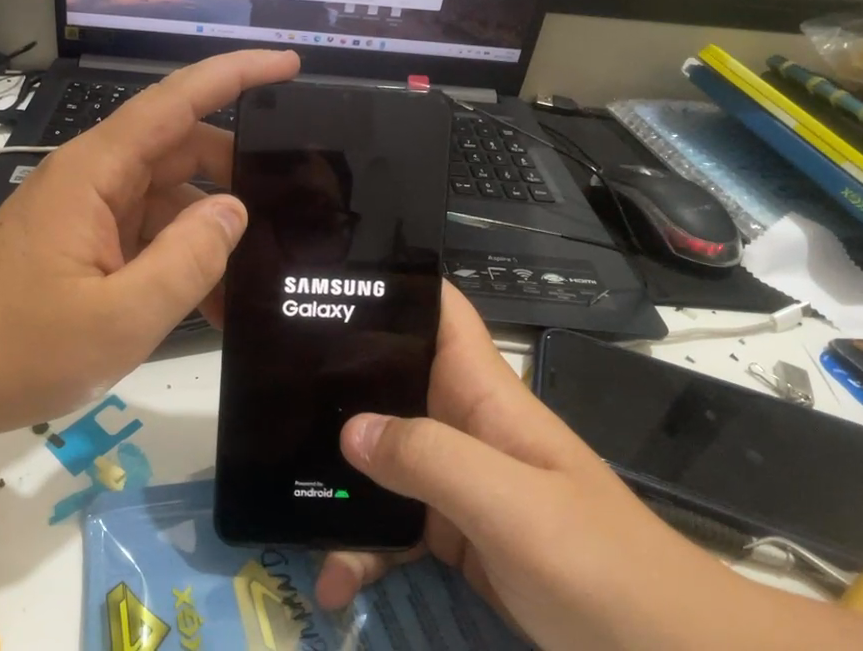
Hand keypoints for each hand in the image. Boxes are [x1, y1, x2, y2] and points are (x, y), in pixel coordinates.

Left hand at [0, 49, 299, 443]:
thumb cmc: (18, 351)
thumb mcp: (121, 317)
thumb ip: (189, 261)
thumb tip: (234, 210)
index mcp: (95, 173)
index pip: (175, 101)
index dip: (235, 74)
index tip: (291, 64)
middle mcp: (91, 178)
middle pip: (180, 149)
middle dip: (239, 171)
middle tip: (299, 207)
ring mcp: (84, 211)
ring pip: (168, 197)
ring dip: (211, 230)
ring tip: (264, 272)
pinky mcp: (80, 243)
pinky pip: (145, 234)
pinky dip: (181, 258)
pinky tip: (216, 304)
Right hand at [316, 285, 758, 649]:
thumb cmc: (600, 566)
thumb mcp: (514, 509)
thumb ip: (433, 461)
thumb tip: (348, 429)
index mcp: (484, 397)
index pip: (439, 314)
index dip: (390, 286)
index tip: (319, 283)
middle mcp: (463, 427)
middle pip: (389, 383)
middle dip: (331, 386)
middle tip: (262, 391)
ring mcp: (457, 484)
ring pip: (380, 460)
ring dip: (336, 482)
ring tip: (281, 503)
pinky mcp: (453, 536)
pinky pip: (391, 526)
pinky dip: (360, 548)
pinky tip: (331, 579)